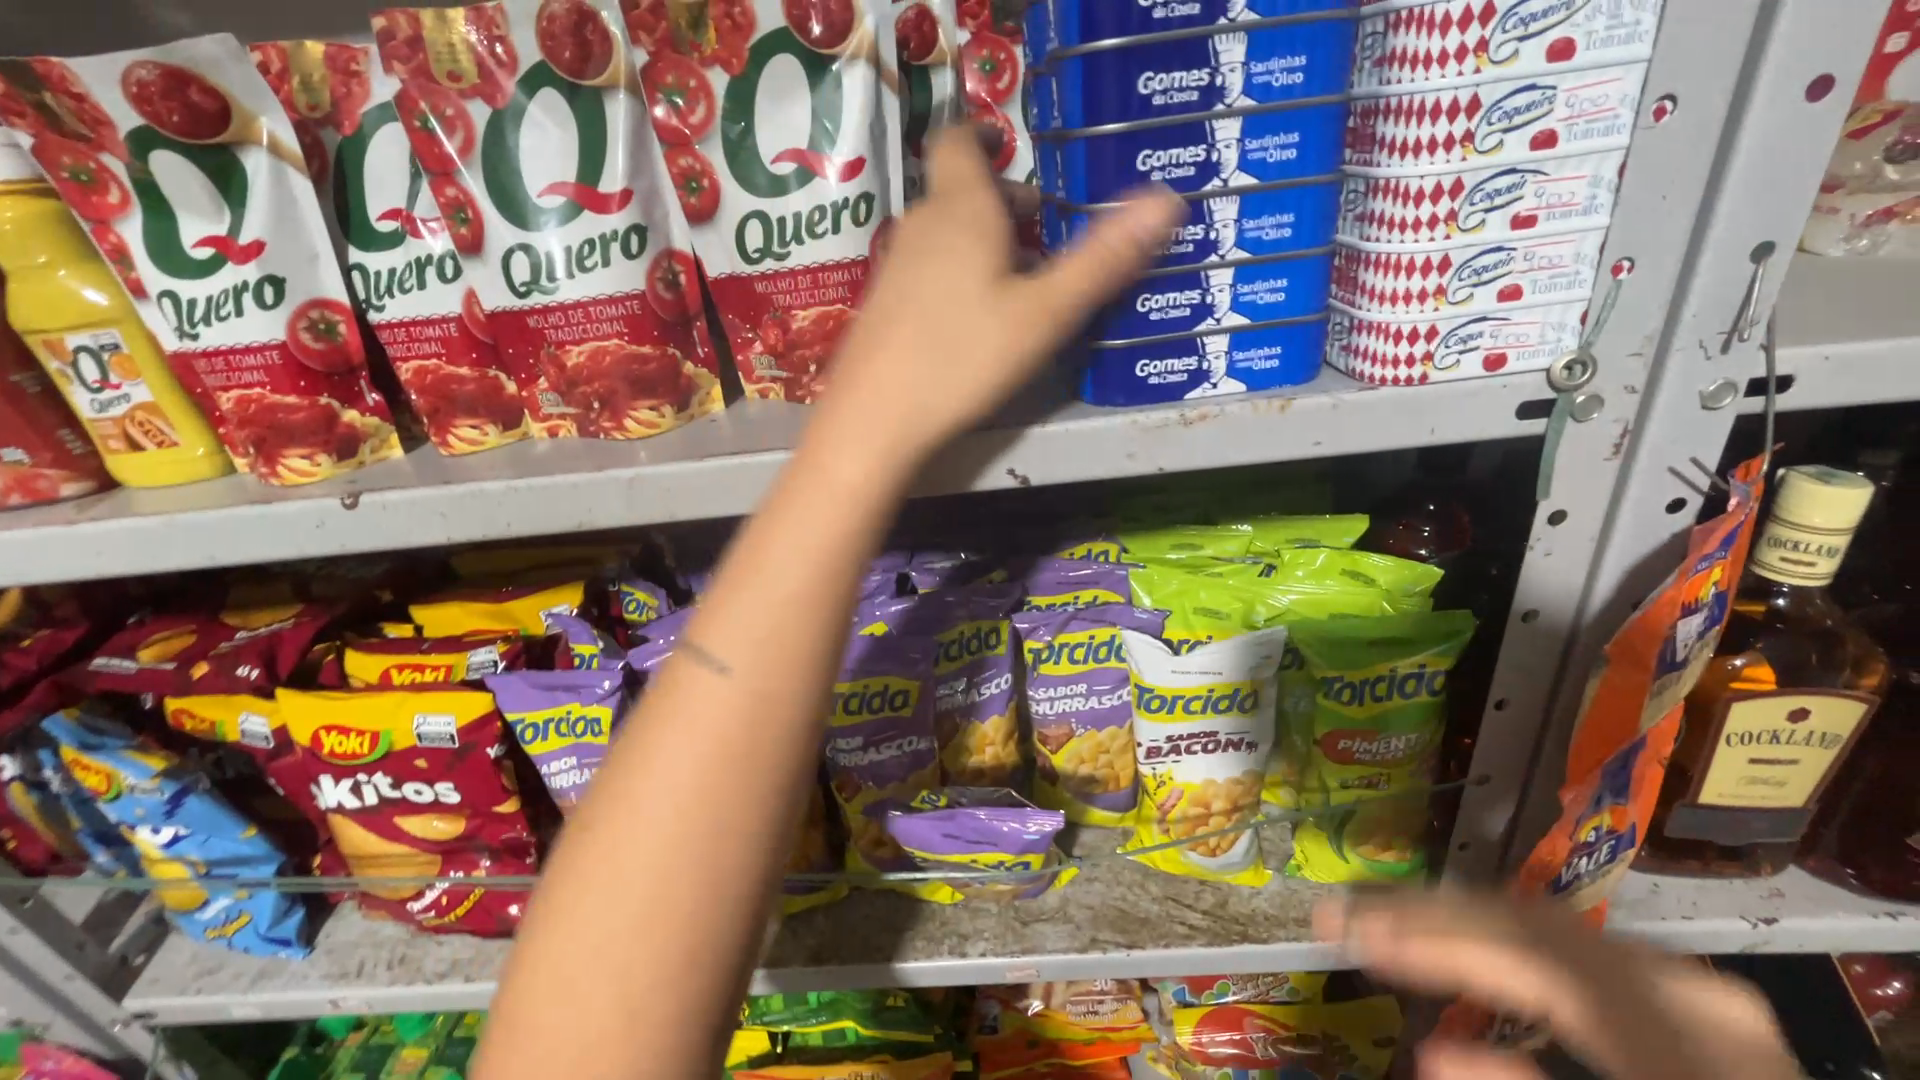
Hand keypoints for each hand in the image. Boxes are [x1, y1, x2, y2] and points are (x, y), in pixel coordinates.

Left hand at [816, 126, 1186, 461]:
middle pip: (960, 191)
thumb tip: (1167, 200)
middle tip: (1044, 230)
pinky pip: (929, 268)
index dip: (983, 137)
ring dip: (984, 241)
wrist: (874, 419)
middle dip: (1003, 201)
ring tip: (1022, 281)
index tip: (1012, 152)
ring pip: (946, 233)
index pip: (959, 141)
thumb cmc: (964, 357)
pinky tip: (978, 320)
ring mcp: (896, 265)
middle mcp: (922, 225)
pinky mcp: (884, 304)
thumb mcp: (1046, 313)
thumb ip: (1102, 259)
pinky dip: (959, 273)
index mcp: (961, 208)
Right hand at [1318, 891, 1800, 1079]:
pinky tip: (1456, 954)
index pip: (1533, 960)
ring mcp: (1693, 989)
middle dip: (1424, 914)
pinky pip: (1576, 954)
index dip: (1435, 941)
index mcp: (1678, 1036)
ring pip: (1550, 928)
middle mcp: (1688, 991)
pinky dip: (1504, 947)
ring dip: (1454, 921)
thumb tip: (1429, 1054)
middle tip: (1340, 914)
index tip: (1352, 935)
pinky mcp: (1689, 1001)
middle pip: (1532, 925)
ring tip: (1379, 921)